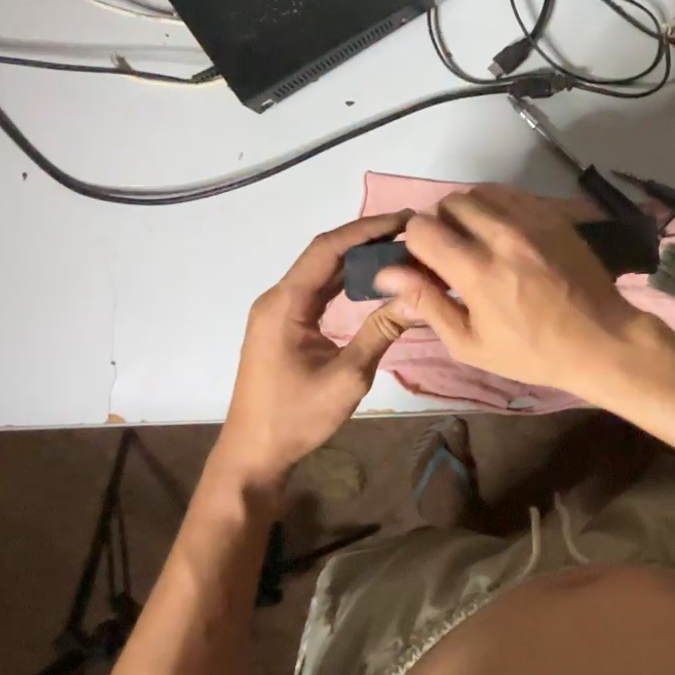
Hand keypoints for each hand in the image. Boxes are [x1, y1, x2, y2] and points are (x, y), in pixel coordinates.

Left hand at [216, 211, 419, 491]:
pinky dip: (349, 279)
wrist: (254, 454)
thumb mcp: (348, 376)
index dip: (368, 230)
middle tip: (413, 232)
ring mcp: (279, 311)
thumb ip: (382, 331)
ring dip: (360, 258)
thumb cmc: (296, 417)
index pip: (329, 249)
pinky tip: (377, 279)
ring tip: (403, 249)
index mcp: (285, 304)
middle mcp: (278, 298)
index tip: (407, 220)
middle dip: (368, 238)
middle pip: (326, 254)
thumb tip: (420, 298)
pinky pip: (320, 290)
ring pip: (324, 271)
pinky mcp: (285, 325)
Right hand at [374, 185, 649, 397]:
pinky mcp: (555, 216)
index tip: (422, 260)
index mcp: (478, 271)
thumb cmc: (533, 352)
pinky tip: (503, 232)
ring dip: (469, 211)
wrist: (601, 338)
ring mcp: (533, 222)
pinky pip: (513, 195)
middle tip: (449, 250)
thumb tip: (388, 274)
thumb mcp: (471, 344)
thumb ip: (428, 303)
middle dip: (439, 222)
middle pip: (450, 202)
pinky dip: (498, 207)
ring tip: (476, 239)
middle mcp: (503, 236)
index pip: (423, 228)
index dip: (413, 242)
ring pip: (482, 192)